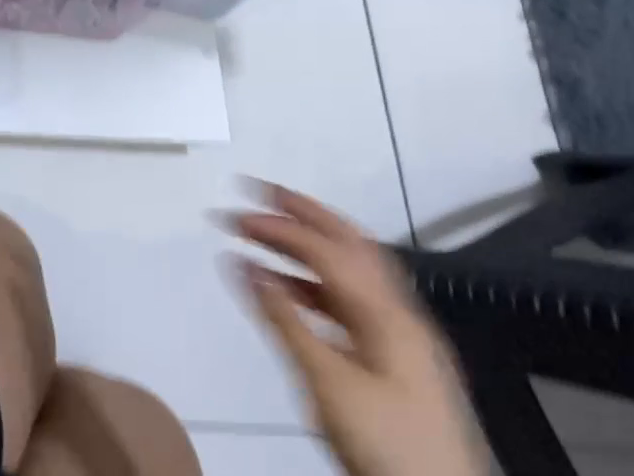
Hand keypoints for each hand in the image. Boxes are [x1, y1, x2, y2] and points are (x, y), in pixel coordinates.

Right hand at [231, 182, 488, 475]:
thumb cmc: (387, 442)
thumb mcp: (327, 381)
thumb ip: (284, 318)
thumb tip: (244, 262)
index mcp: (386, 315)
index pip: (327, 251)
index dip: (279, 226)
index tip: (233, 212)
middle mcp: (398, 316)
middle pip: (351, 247)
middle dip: (304, 214)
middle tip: (259, 191)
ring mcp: (399, 337)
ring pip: (352, 272)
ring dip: (308, 245)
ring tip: (264, 233)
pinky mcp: (392, 359)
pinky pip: (349, 300)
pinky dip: (314, 281)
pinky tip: (287, 287)